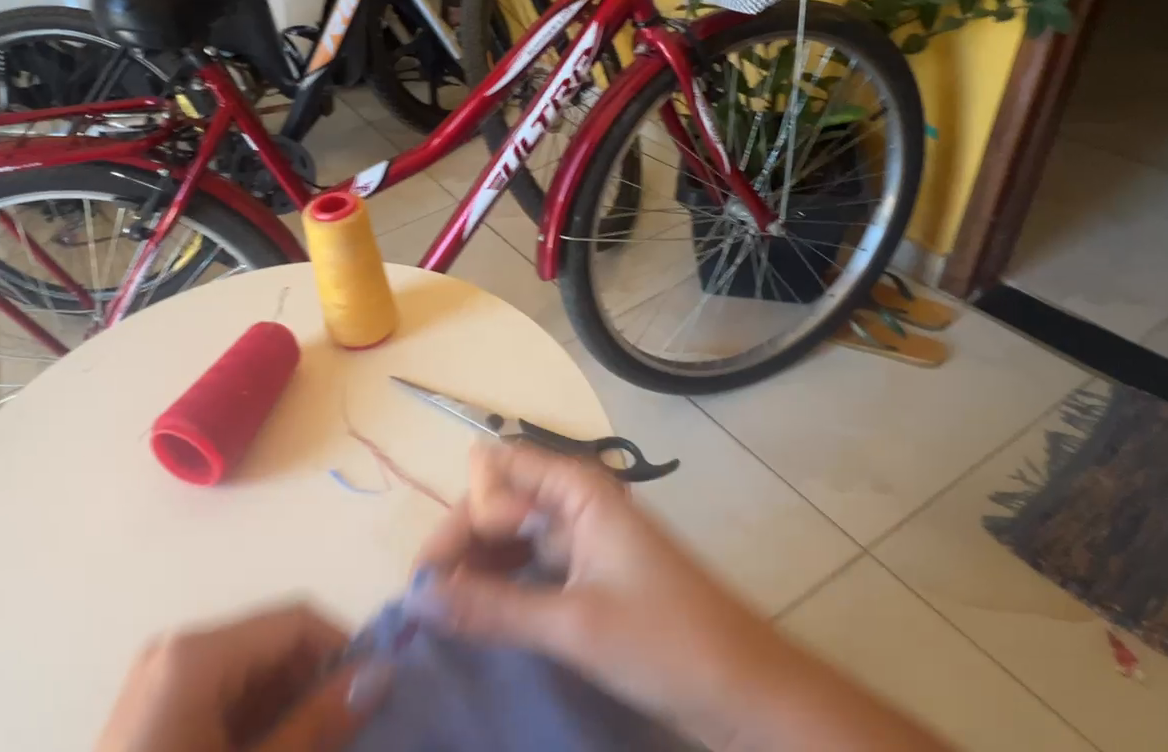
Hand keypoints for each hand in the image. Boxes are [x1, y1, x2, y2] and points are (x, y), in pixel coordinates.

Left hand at [95, 604, 388, 751]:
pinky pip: (219, 695)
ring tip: (316, 745)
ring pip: (247, 672)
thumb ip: (318, 721)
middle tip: (350, 732)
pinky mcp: (153, 710)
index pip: (294, 621)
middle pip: (270, 644)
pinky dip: (254, 719)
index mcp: (197, 652)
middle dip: (315, 683)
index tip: (378, 694)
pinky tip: (273, 749)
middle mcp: (175, 649)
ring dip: (288, 704)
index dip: (343, 649)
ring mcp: (158, 679)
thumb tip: (379, 674)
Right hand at [411, 444, 949, 751]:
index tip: (427, 572)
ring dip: (478, 570)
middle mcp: (578, 503)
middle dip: (463, 546)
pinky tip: (478, 618)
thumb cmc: (666, 641)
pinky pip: (532, 570)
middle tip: (427, 602)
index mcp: (579, 489)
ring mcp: (585, 542)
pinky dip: (503, 589)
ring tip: (443, 614)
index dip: (460, 515)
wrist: (750, 693)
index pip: (497, 474)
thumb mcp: (572, 624)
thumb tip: (417, 596)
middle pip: (501, 505)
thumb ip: (491, 607)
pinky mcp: (591, 579)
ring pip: (513, 540)